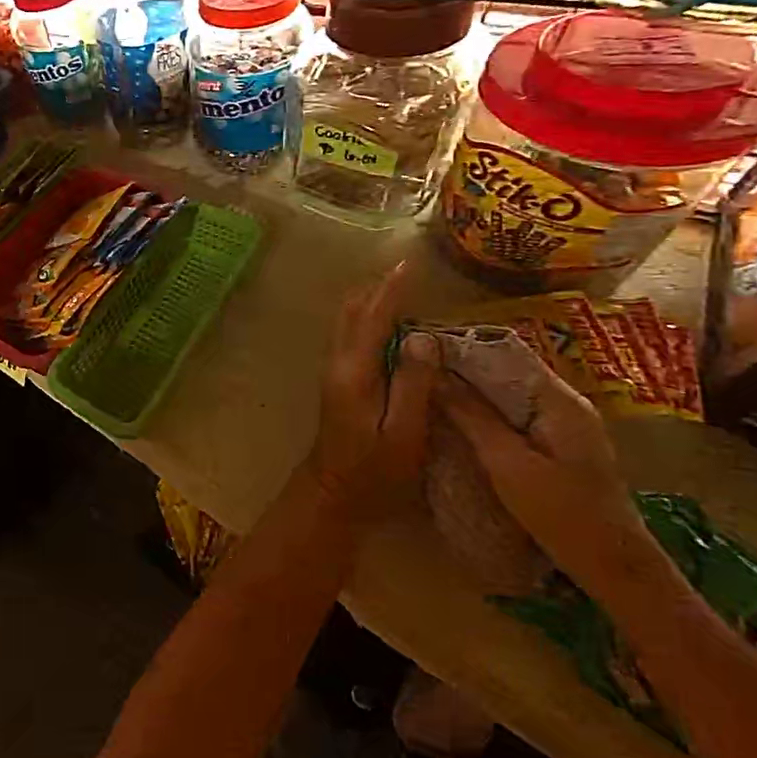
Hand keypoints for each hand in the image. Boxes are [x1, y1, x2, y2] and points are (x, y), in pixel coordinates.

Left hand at [307, 262, 434, 522]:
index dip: (390, 291)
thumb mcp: (404, 433)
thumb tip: (422, 336)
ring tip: (404, 290)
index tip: (408, 264)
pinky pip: (352, 338)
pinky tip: (392, 326)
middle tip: (408, 273)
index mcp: (353, 372)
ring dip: (371, 304)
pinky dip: (369, 322)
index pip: (371, 319)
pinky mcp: (338, 382)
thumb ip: (413, 384)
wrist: (334, 493)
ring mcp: (333, 371)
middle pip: (351, 313)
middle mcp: (337, 363)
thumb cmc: (374, 471)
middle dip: (377, 290)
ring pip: (348, 324)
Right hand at [436, 361, 649, 589]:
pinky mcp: (556, 442)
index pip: (505, 352)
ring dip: (470, 389)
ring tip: (426, 388)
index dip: (462, 347)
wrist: (614, 567)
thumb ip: (471, 417)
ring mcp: (562, 423)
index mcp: (558, 401)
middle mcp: (564, 403)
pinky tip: (454, 416)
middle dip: (462, 367)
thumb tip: (434, 375)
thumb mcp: (507, 463)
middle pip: (505, 369)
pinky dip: (483, 409)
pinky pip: (512, 411)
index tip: (421, 348)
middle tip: (415, 368)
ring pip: (506, 391)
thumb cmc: (562, 514)